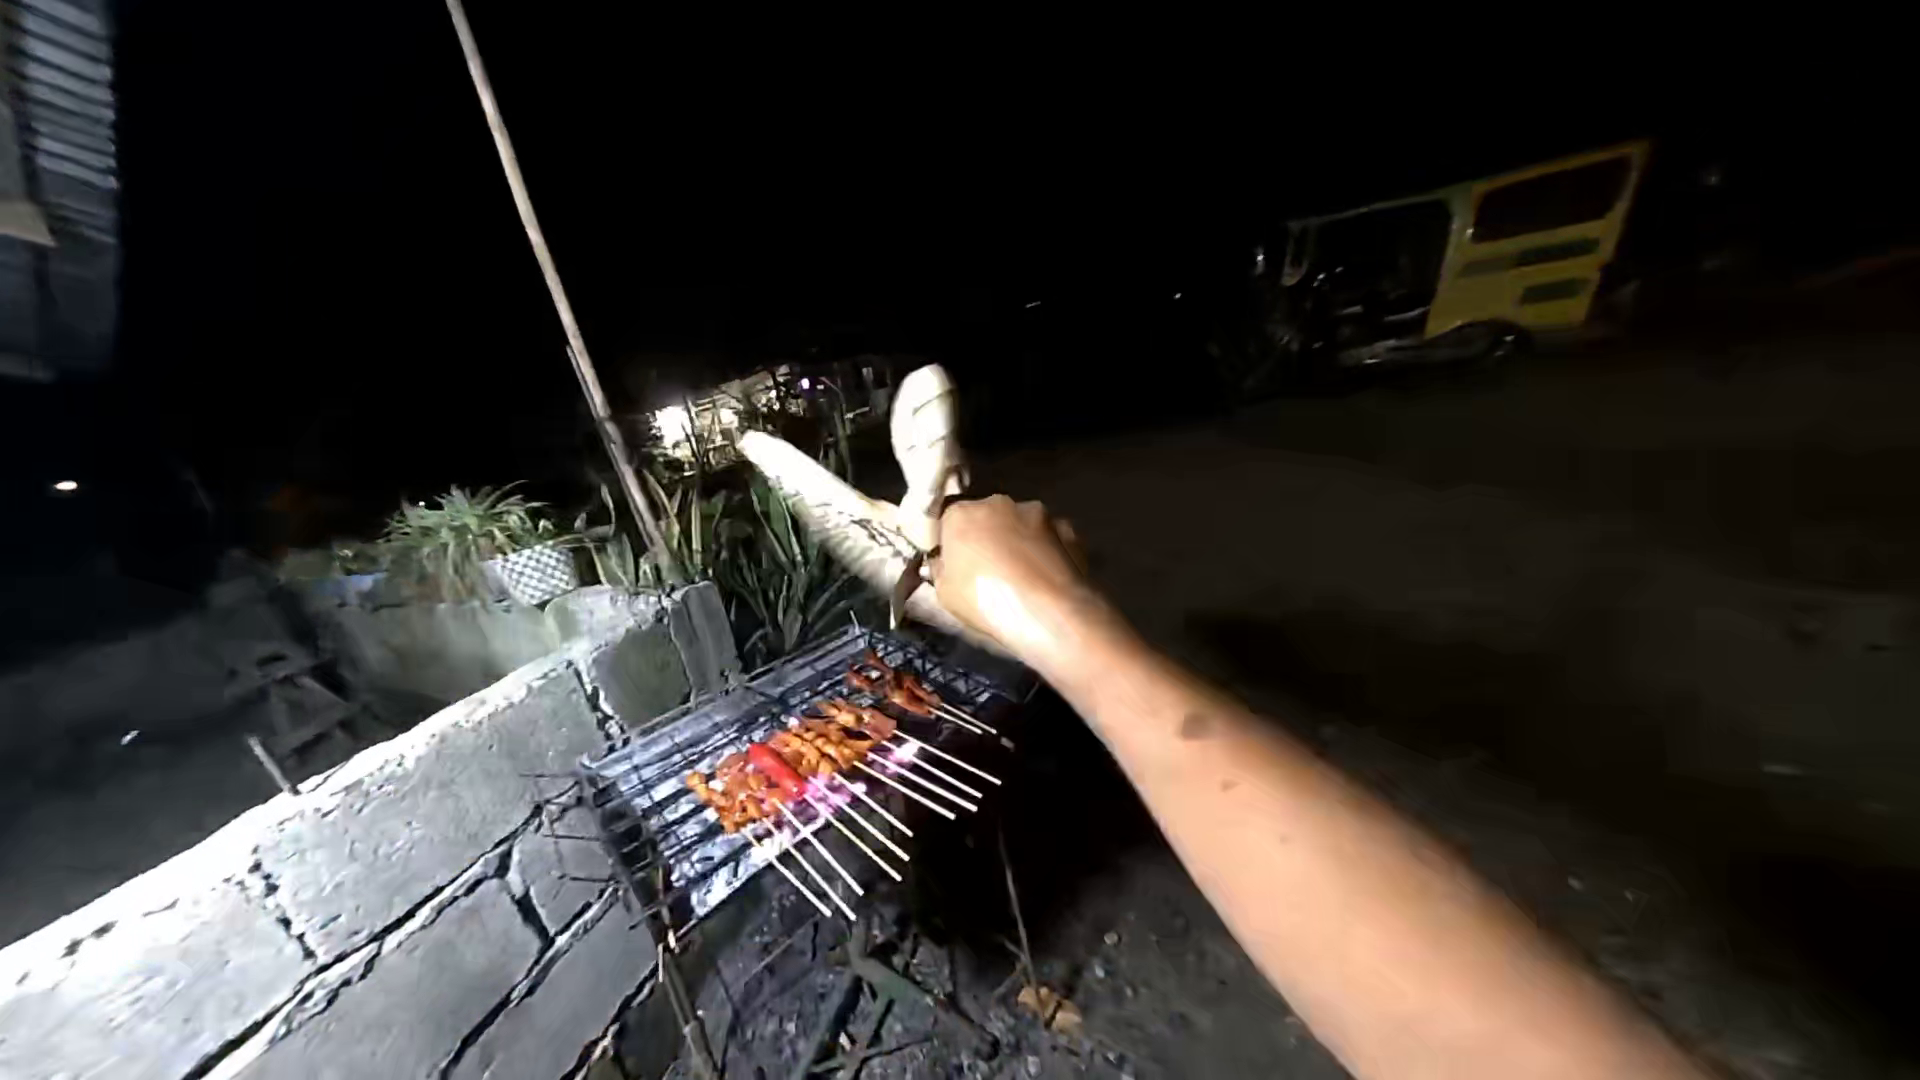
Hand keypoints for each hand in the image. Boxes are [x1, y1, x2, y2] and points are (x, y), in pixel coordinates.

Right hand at [931, 495, 1106, 662]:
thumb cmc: (987, 603)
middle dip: (987, 537)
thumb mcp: (944, 594)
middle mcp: (998, 503)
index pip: (948, 520)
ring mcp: (1037, 512)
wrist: (1049, 613)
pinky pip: (1049, 537)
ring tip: (1024, 577)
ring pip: (1020, 524)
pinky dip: (1046, 551)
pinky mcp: (1068, 527)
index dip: (951, 542)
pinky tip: (1048, 577)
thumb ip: (941, 568)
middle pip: (986, 517)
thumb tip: (944, 561)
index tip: (955, 564)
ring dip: (1018, 542)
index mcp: (961, 514)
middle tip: (990, 572)